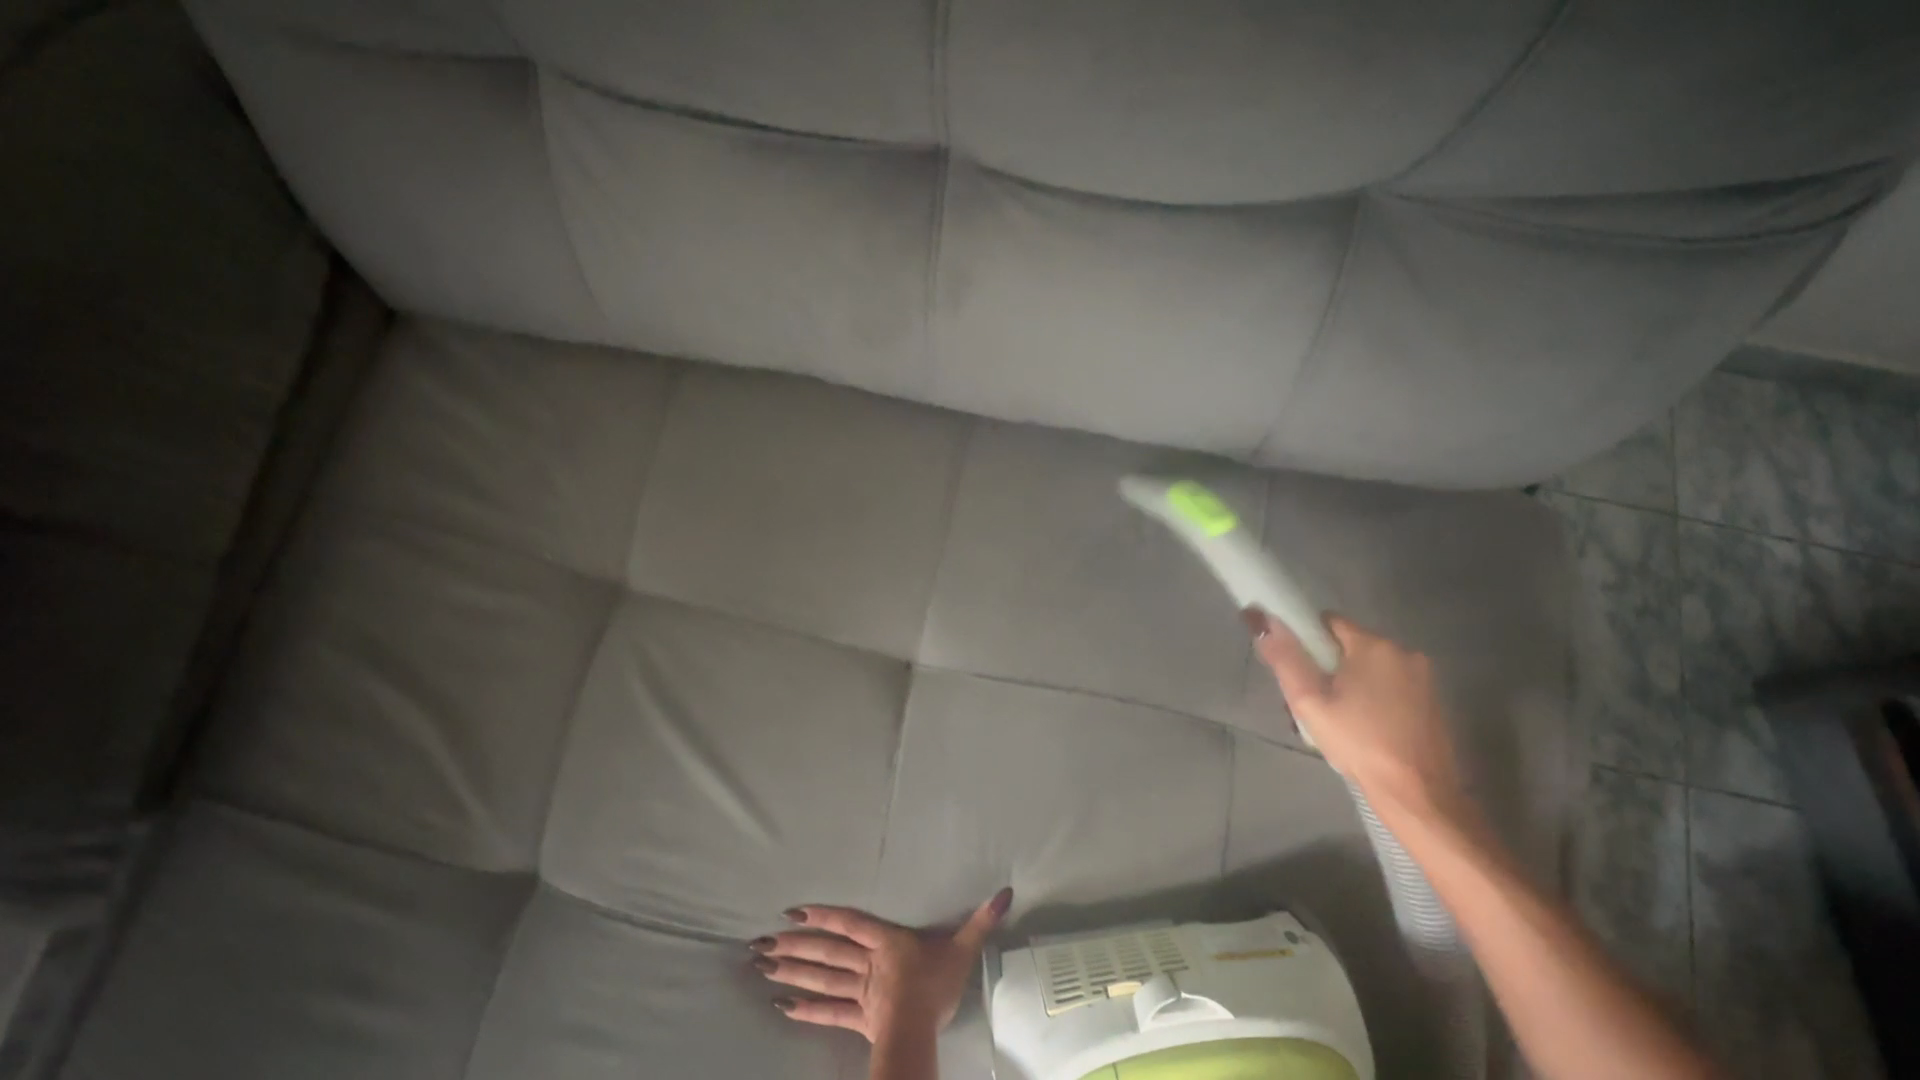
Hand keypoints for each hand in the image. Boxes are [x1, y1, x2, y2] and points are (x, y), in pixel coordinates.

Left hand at [752, 889, 1012, 1042]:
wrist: (922, 1028)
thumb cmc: (938, 984)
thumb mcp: (964, 947)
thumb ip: (981, 920)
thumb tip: (1005, 892)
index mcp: (887, 942)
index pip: (850, 924)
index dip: (823, 916)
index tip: (792, 911)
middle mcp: (868, 964)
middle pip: (827, 953)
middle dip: (793, 946)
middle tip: (758, 942)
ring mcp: (861, 993)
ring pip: (822, 979)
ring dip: (792, 972)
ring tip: (760, 967)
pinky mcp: (860, 1019)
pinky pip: (829, 1013)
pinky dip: (806, 1010)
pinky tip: (781, 1007)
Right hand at [1246, 608, 1466, 821]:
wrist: (1416, 792)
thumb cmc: (1358, 742)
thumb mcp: (1309, 703)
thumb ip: (1284, 658)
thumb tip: (1259, 617)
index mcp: (1373, 645)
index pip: (1329, 622)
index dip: (1308, 643)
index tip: (1299, 672)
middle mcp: (1404, 651)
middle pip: (1351, 647)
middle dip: (1328, 668)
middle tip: (1313, 705)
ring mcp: (1424, 677)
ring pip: (1373, 669)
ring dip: (1352, 685)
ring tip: (1337, 722)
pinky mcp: (1434, 701)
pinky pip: (1394, 687)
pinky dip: (1376, 699)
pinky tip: (1366, 729)